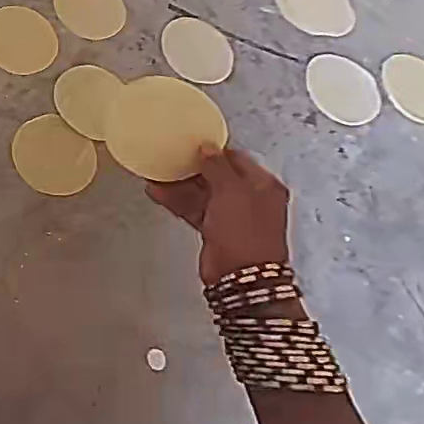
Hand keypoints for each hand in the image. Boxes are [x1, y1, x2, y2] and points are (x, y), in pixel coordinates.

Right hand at [146, 146, 291, 284]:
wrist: (240, 277)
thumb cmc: (247, 237)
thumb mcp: (232, 191)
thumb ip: (218, 167)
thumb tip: (209, 149)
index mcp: (264, 186)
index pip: (236, 159)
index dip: (215, 152)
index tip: (195, 145)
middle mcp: (250, 200)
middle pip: (218, 176)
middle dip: (194, 169)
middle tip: (174, 159)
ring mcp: (232, 218)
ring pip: (203, 194)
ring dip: (181, 185)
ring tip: (160, 175)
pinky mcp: (216, 232)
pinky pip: (195, 210)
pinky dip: (178, 202)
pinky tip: (160, 193)